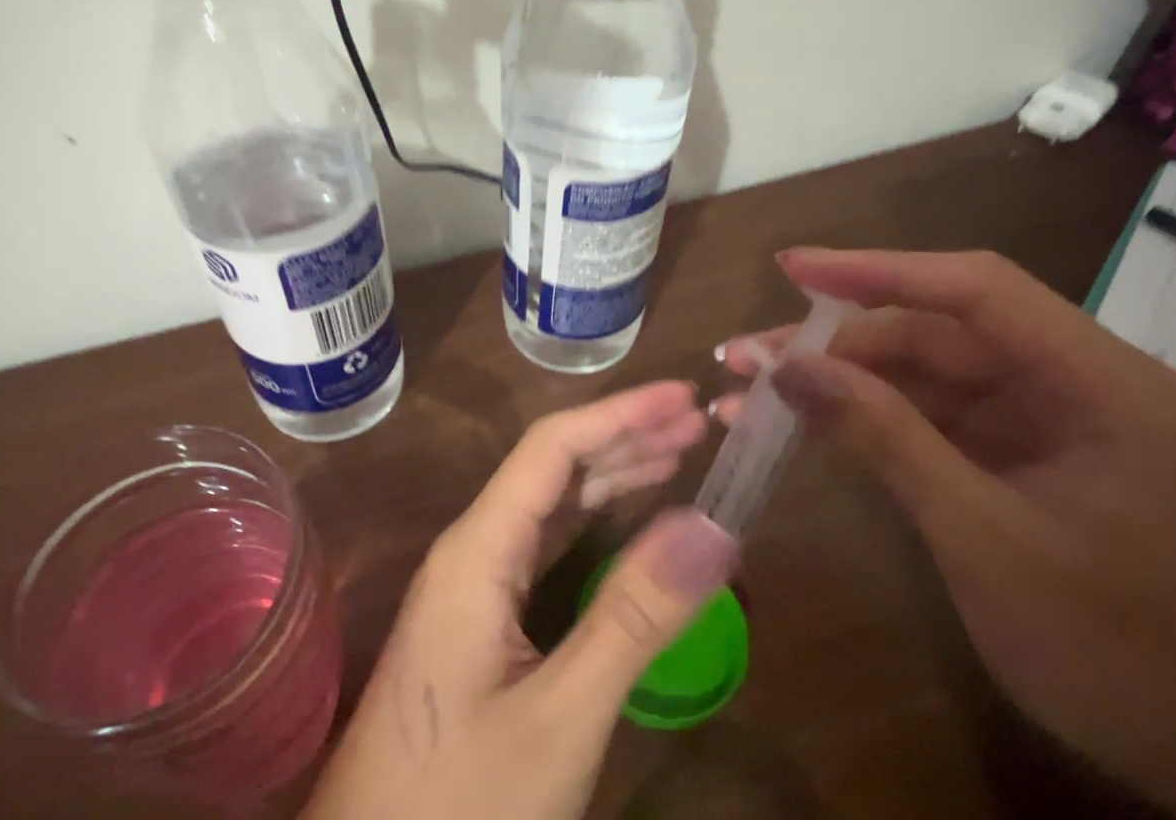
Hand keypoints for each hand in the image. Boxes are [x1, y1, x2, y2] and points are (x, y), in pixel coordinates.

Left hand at [304, 382, 737, 819]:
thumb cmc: (462, 793)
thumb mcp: (562, 712)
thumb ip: (634, 617)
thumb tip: (712, 523)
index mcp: (477, 552)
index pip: (551, 449)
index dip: (620, 413)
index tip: (687, 394)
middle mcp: (469, 554)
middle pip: (549, 470)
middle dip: (624, 436)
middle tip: (698, 421)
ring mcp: (469, 591)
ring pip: (545, 509)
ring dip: (611, 476)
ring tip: (677, 455)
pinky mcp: (477, 626)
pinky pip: (541, 551)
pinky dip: (592, 526)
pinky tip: (626, 526)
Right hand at [713, 249, 1175, 817]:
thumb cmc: (1106, 643)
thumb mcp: (980, 536)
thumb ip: (886, 439)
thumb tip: (789, 370)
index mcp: (1102, 383)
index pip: (979, 291)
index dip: (877, 271)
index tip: (790, 270)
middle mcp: (1079, 383)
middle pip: (940, 334)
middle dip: (837, 343)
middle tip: (744, 358)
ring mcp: (1049, 422)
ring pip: (929, 376)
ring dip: (843, 382)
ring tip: (753, 393)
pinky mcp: (1023, 458)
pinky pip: (937, 420)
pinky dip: (871, 421)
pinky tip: (806, 425)